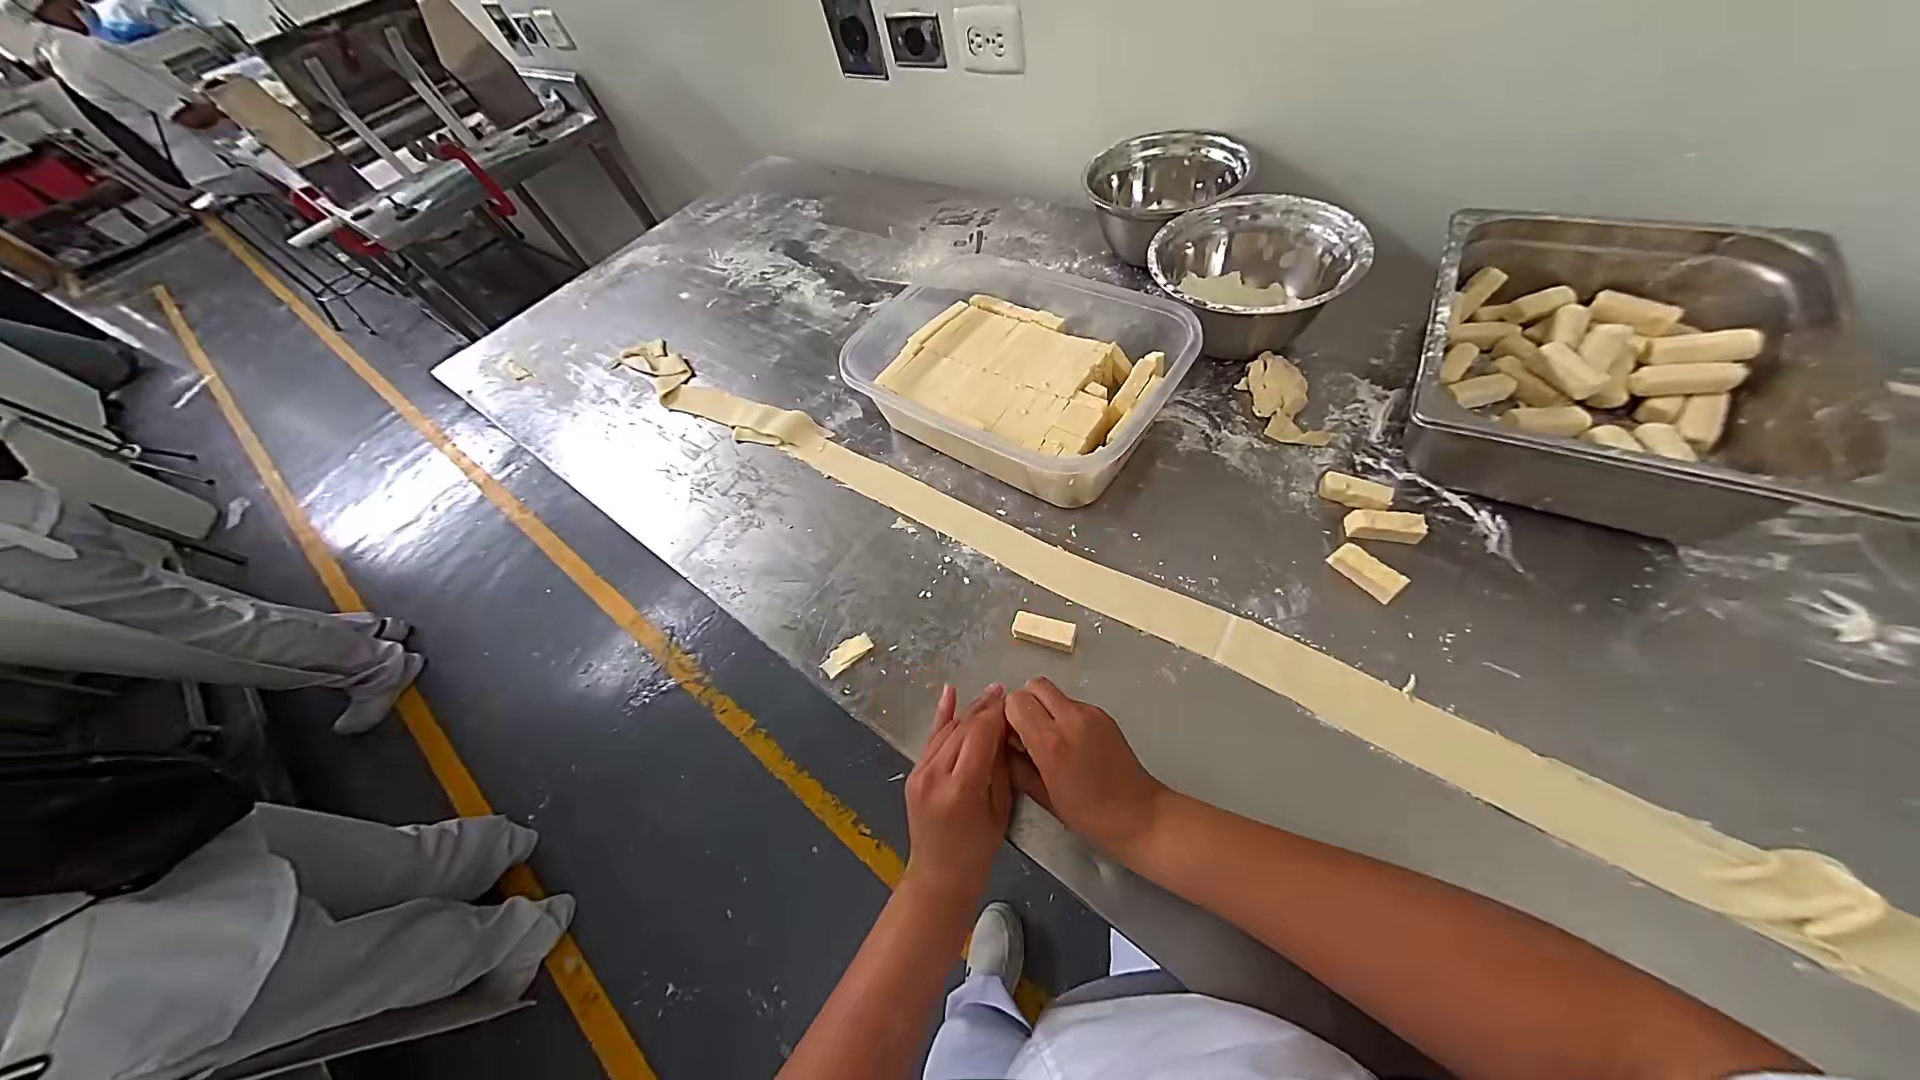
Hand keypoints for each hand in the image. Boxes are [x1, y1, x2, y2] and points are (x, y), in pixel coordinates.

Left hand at [903, 684, 1012, 897]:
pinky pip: (931, 740)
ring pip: (947, 731)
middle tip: (1006, 694)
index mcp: (960, 788)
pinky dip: (942, 716)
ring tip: (991, 695)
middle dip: (985, 709)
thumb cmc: (977, 851)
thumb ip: (1000, 769)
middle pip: (963, 729)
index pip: (980, 736)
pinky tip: (949, 693)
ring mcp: (920, 773)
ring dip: (969, 711)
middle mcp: (935, 775)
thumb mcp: (1000, 811)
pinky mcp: (914, 774)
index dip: (997, 715)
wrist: (938, 877)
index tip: (1014, 702)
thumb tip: (1004, 733)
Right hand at [1004, 677, 1170, 853]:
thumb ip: (1017, 766)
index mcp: (1051, 742)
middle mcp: (1070, 719)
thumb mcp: (1043, 796)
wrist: (1139, 814)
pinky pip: (1072, 703)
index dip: (1009, 716)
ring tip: (1053, 739)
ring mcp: (1090, 713)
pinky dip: (1064, 715)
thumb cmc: (1088, 814)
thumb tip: (1004, 745)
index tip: (1013, 735)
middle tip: (1029, 731)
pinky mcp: (1103, 714)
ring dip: (1046, 708)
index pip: (1016, 701)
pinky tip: (1073, 742)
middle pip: (1035, 686)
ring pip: (1054, 693)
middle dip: (1026, 704)